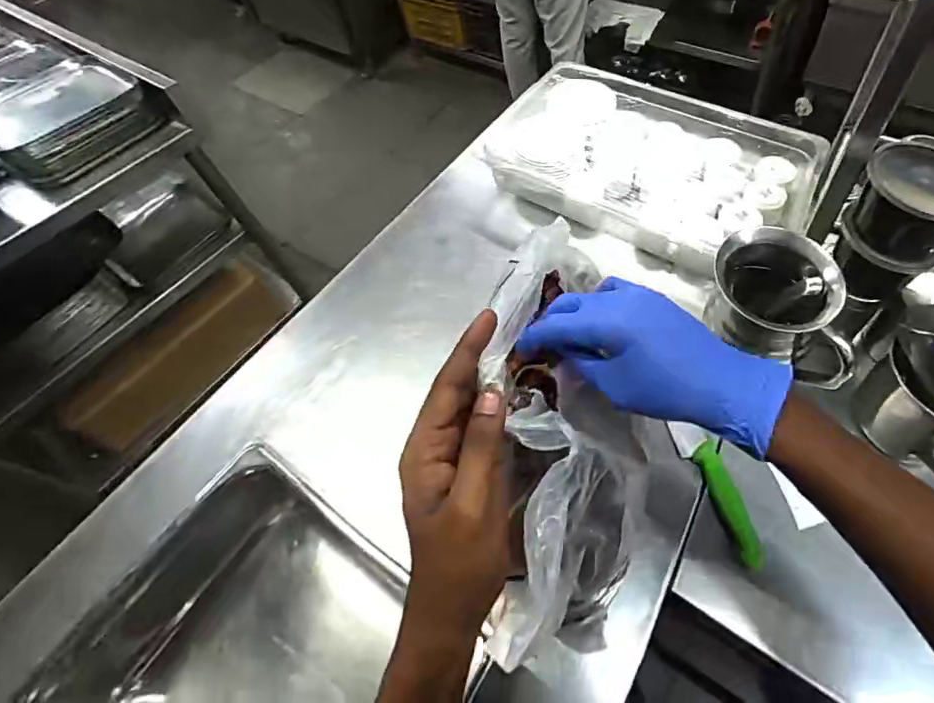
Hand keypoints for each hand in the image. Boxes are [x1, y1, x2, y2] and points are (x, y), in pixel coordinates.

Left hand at [398, 309, 511, 643]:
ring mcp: (444, 459)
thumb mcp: (472, 505)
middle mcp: (429, 447)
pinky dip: (492, 407)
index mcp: (423, 450)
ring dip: (484, 377)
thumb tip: (491, 392)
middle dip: (475, 356)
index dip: (467, 351)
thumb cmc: (458, 564)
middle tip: (503, 324)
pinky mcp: (461, 472)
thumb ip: (480, 447)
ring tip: (509, 347)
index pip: (446, 389)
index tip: (487, 318)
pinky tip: (510, 395)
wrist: (449, 615)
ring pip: (465, 407)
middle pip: (453, 392)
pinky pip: (476, 429)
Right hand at [517, 277, 793, 457]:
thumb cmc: (665, 391)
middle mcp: (616, 299)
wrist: (721, 383)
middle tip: (541, 343)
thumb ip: (582, 364)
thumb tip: (563, 353)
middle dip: (550, 321)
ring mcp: (636, 294)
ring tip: (570, 334)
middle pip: (569, 303)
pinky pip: (613, 292)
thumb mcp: (615, 385)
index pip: (556, 324)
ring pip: (590, 295)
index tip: (519, 347)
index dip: (534, 336)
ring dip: (573, 311)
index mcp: (605, 321)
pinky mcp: (651, 298)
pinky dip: (597, 303)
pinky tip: (602, 323)